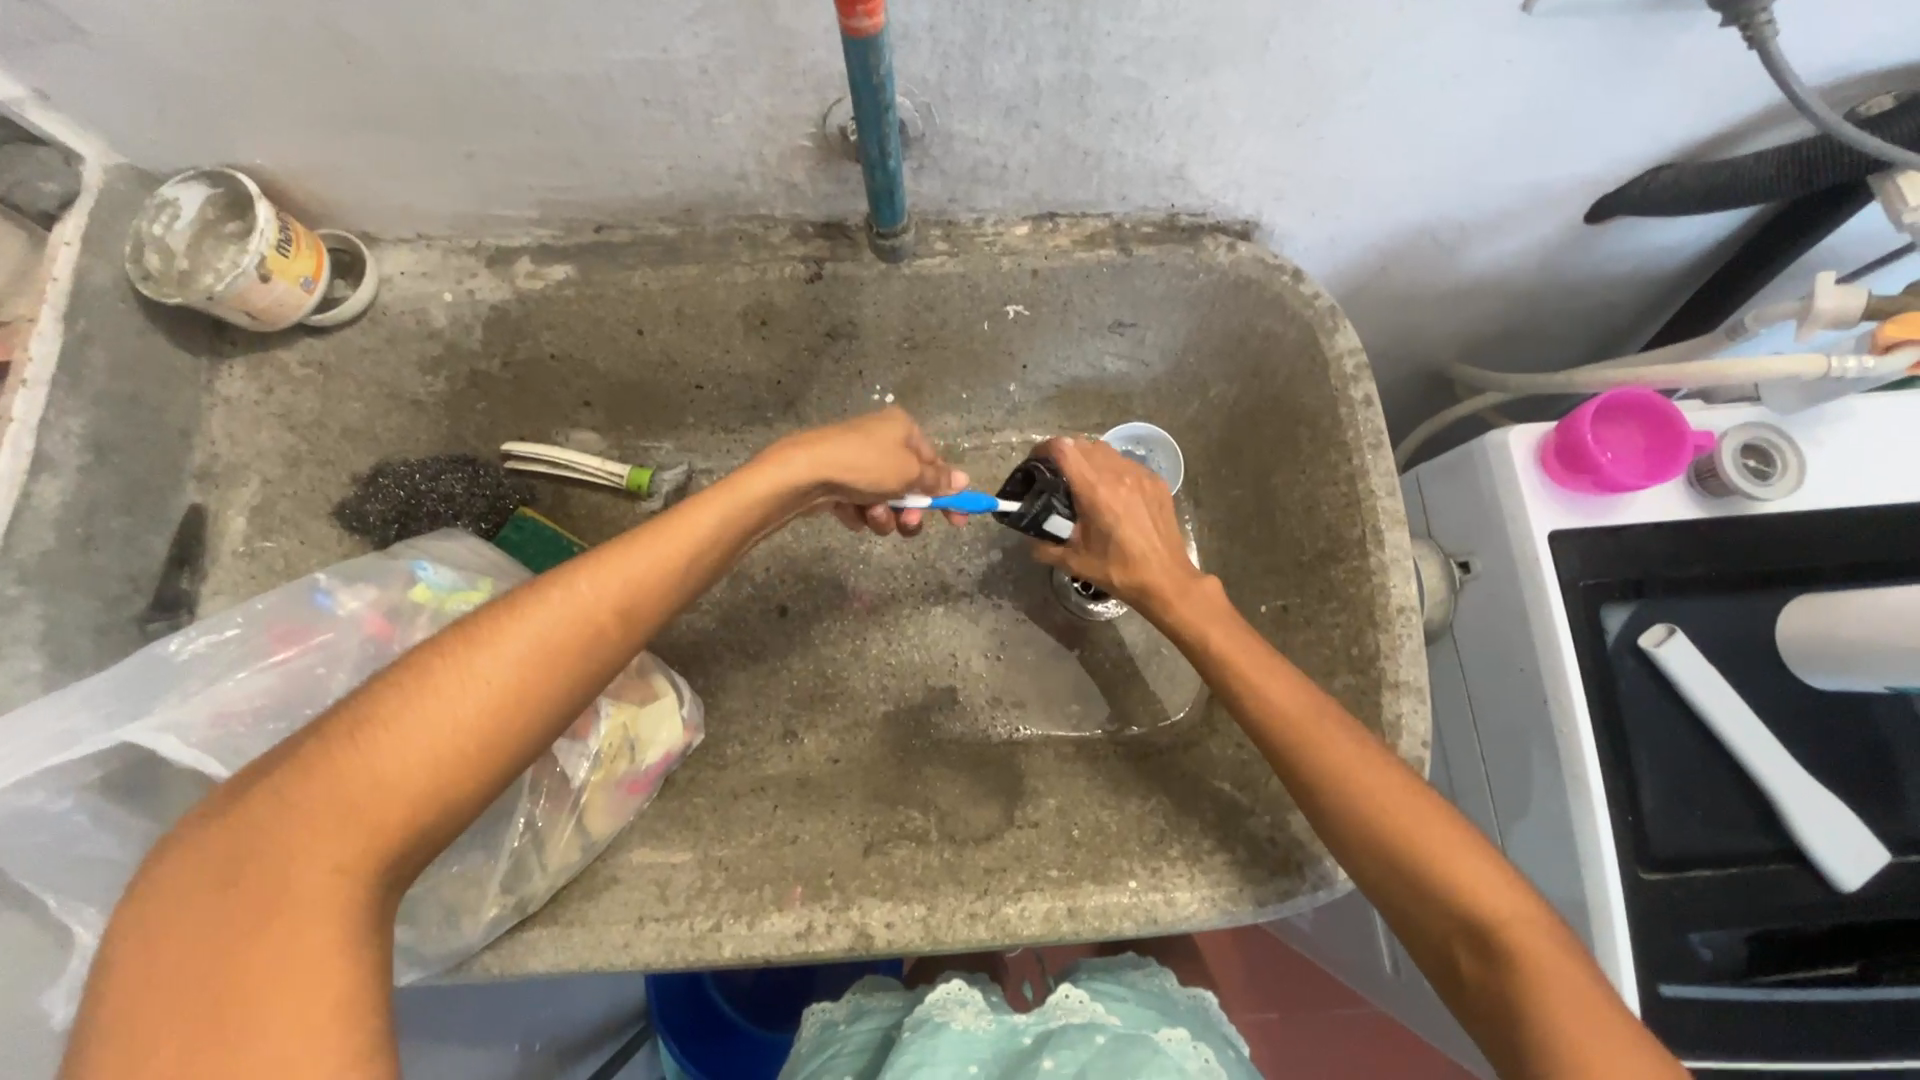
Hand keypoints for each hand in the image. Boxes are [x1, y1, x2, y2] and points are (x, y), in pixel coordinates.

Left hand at [756, 407, 968, 536]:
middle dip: (909, 510)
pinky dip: (859, 513)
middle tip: (907, 522)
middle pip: (910, 487)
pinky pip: (860, 505)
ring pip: (886, 501)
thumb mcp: (910, 473)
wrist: (805, 472)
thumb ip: (938, 480)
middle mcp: (882, 440)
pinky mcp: (838, 482)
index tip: (958, 520)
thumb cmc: (865, 465)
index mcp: (903, 429)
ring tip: (869, 513)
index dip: (948, 495)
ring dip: (883, 515)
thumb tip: (964, 480)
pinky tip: (848, 511)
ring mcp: (858, 462)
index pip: (936, 464)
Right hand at [1025, 436, 1204, 615]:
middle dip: (1064, 454)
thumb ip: (1044, 547)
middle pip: (1082, 444)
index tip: (1035, 461)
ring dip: (1088, 458)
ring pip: (1106, 450)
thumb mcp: (1074, 562)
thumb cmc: (1118, 571)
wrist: (1166, 579)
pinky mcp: (1156, 481)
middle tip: (1057, 474)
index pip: (1063, 449)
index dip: (1043, 448)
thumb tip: (1030, 539)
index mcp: (1095, 491)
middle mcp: (1118, 474)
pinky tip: (1112, 492)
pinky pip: (1126, 463)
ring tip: (1084, 481)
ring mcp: (1140, 474)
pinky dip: (1112, 469)